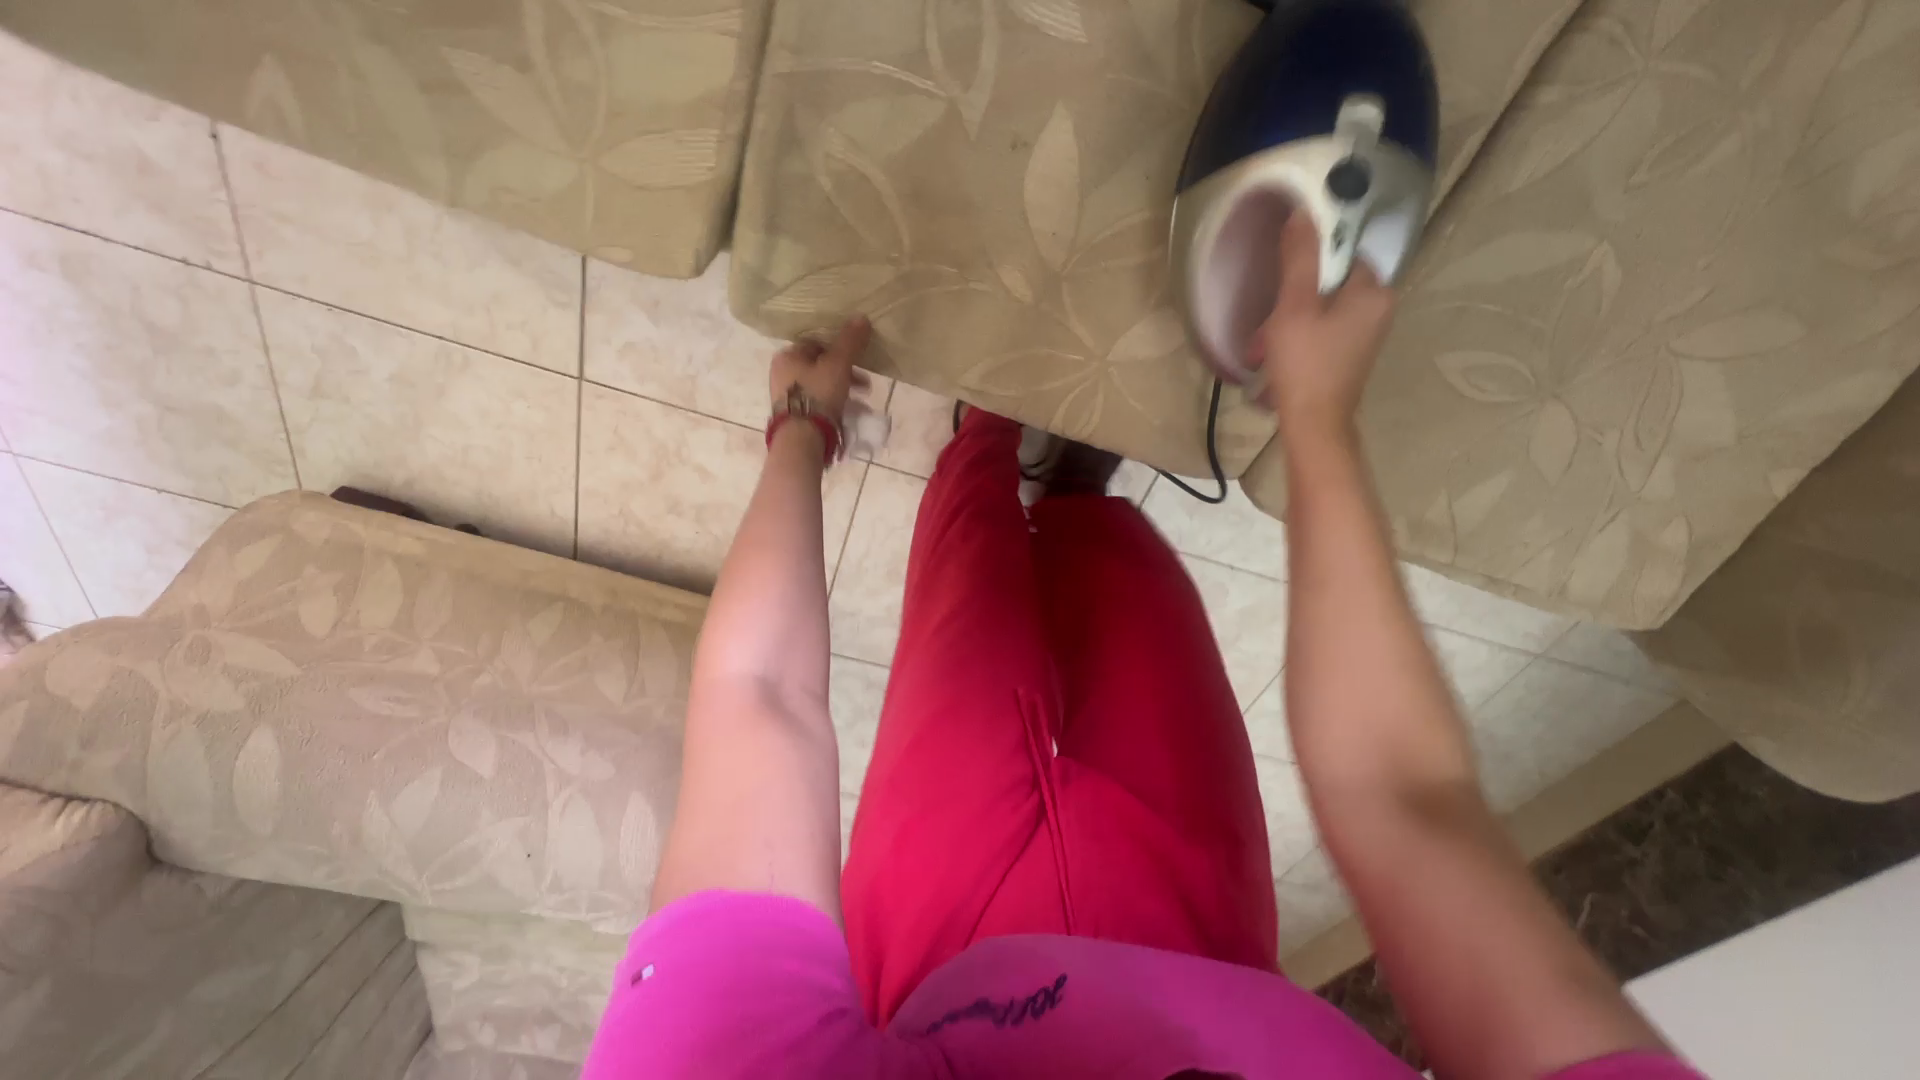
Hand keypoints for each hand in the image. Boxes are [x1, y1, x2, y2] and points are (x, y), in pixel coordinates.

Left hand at [771, 315, 871, 423]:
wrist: (802, 437)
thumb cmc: (818, 394)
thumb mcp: (838, 364)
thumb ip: (849, 341)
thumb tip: (861, 317)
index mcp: (787, 355)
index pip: (816, 343)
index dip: (839, 348)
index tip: (858, 359)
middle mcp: (781, 373)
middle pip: (819, 365)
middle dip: (845, 372)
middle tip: (865, 384)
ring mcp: (785, 396)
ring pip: (819, 385)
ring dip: (843, 389)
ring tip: (862, 400)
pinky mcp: (793, 415)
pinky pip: (817, 402)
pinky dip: (833, 403)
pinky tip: (848, 412)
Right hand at [1250, 213, 1396, 439]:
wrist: (1313, 426)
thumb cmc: (1305, 365)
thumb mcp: (1294, 307)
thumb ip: (1300, 259)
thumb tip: (1304, 212)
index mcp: (1373, 292)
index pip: (1342, 254)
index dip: (1307, 265)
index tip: (1280, 286)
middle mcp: (1378, 311)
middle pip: (1328, 285)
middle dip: (1289, 303)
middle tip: (1264, 328)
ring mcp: (1365, 337)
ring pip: (1320, 311)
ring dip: (1286, 325)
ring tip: (1261, 350)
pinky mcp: (1350, 358)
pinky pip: (1321, 334)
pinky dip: (1296, 341)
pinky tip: (1274, 359)